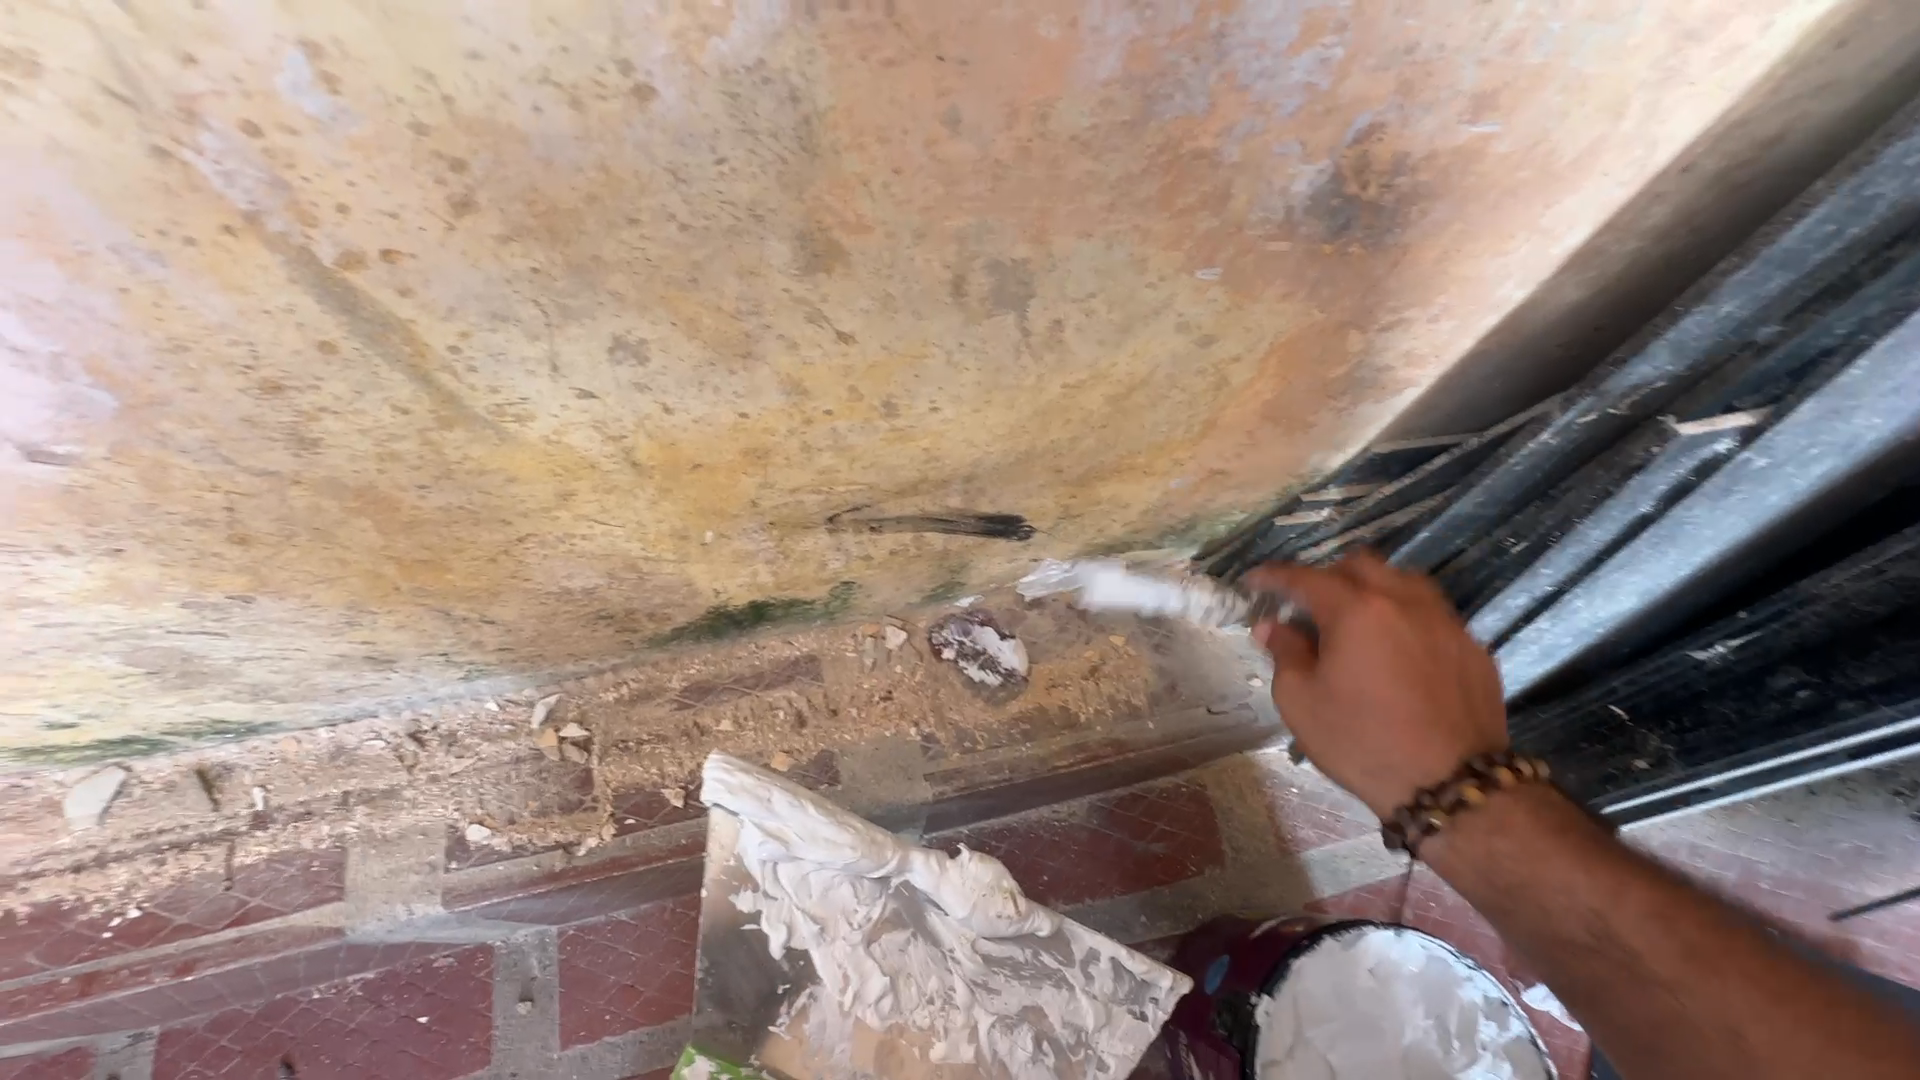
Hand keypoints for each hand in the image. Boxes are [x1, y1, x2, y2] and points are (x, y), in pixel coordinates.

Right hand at [1244, 552, 1508, 817]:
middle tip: (1308, 604)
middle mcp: (1403, 602)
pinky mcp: (1473, 649)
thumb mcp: (1300, 701)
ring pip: (1404, 581)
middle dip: (1327, 576)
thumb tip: (1274, 626)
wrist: (1451, 785)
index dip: (1274, 576)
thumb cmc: (1362, 742)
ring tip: (1357, 618)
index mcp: (1356, 610)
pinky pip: (1433, 615)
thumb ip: (1285, 653)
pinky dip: (1406, 619)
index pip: (1305, 578)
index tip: (1254, 581)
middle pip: (1360, 565)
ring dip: (1373, 589)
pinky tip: (1397, 651)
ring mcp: (1445, 623)